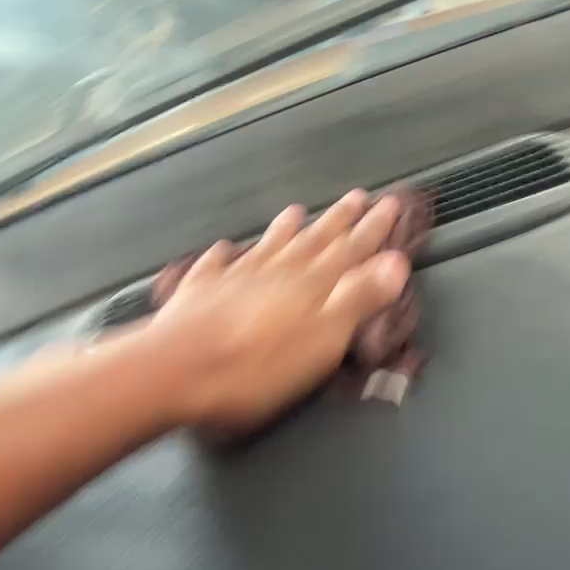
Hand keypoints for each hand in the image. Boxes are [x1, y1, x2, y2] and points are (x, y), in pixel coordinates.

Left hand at [137, 190, 410, 430]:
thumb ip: (358, 299)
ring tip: (299, 211)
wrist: (175, 371)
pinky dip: (227, 255)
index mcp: (311, 285)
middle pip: (314, 241)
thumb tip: (395, 264)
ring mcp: (236, 279)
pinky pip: (218, 265)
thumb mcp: (322, 339)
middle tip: (357, 198)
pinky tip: (226, 248)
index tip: (389, 206)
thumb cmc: (254, 367)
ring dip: (287, 230)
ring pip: (270, 246)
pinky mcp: (201, 294)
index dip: (373, 229)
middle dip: (339, 220)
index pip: (351, 250)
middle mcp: (276, 272)